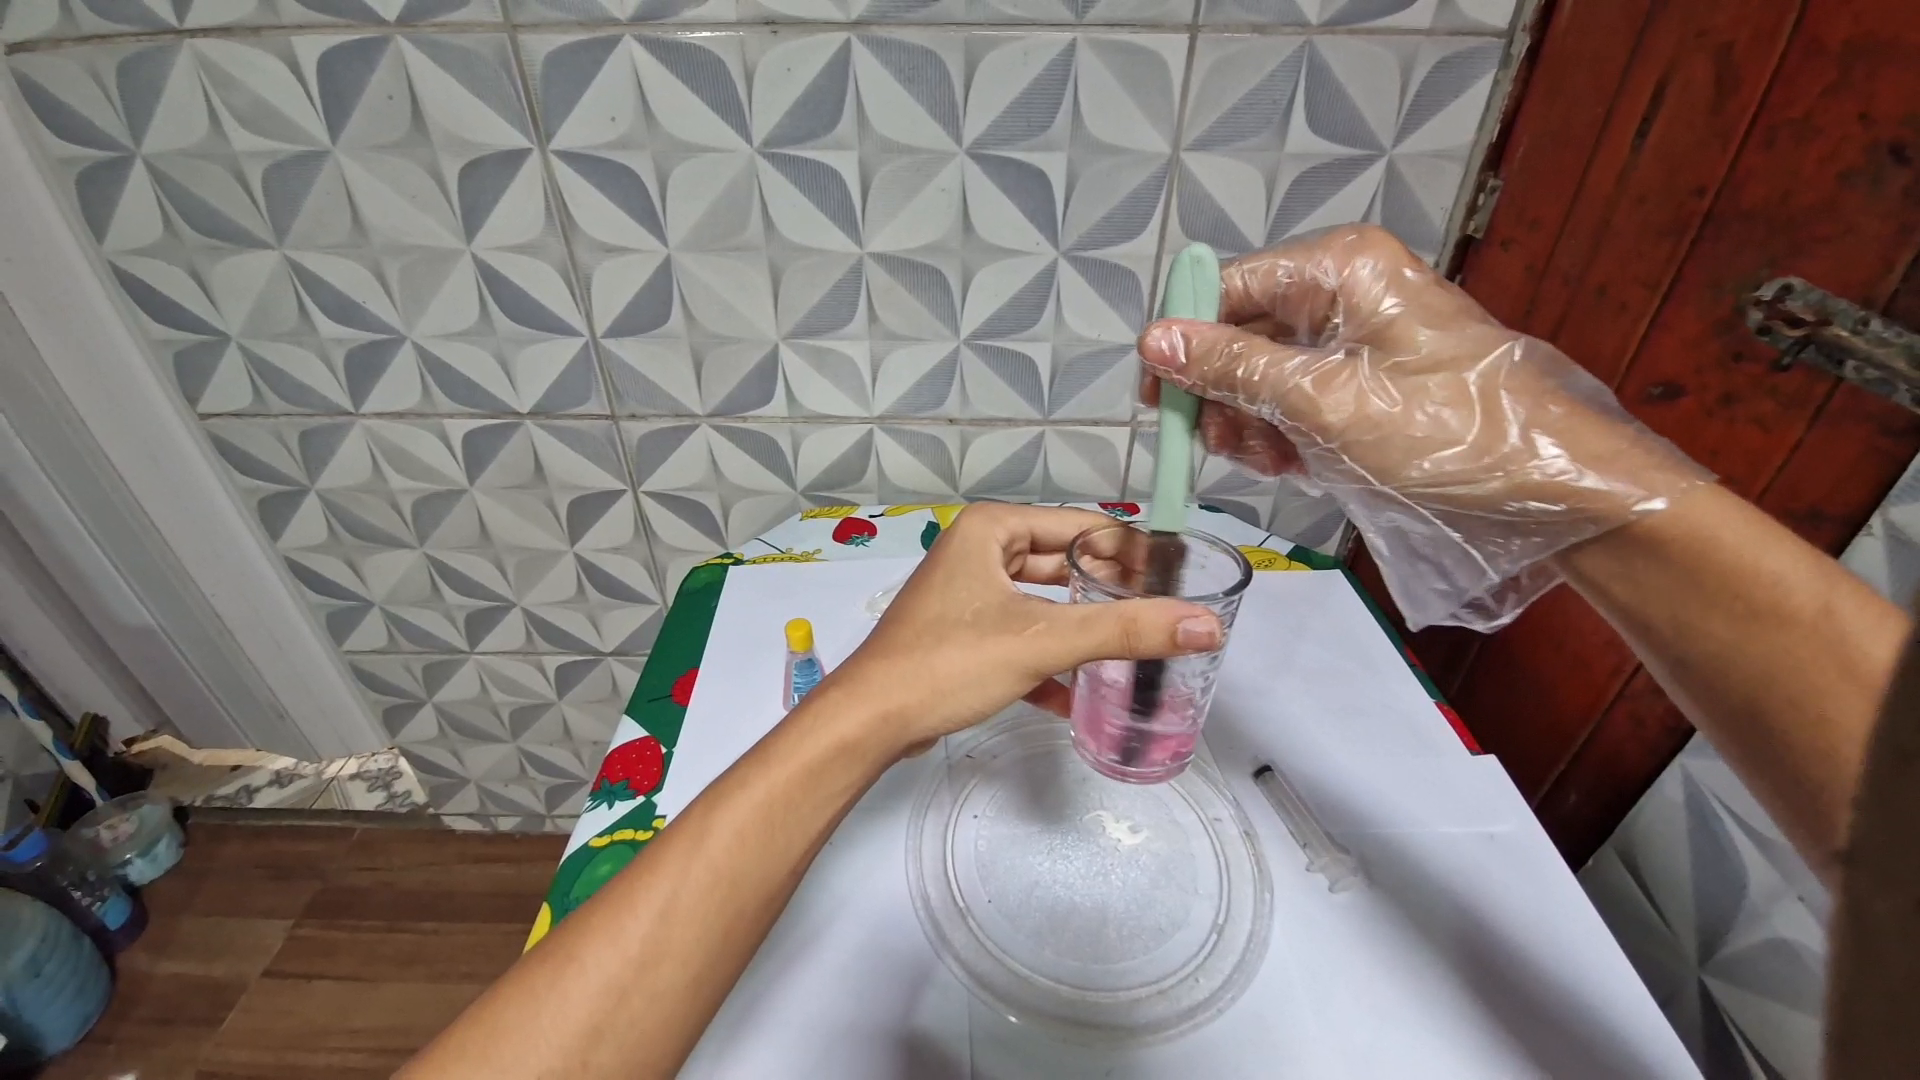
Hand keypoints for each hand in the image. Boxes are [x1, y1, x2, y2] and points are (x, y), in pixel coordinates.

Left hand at [819, 503, 1221, 755]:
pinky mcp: (960, 634)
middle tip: (1161, 620)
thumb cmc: (949, 662)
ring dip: (1078, 633)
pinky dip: (1045, 662)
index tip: (1178, 581)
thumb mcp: (1042, 641)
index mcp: (991, 530)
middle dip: (1107, 596)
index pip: (1080, 527)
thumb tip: (1205, 624)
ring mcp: (966, 594)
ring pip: (1040, 605)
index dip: (1131, 553)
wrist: (870, 720)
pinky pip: (1017, 637)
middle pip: (1061, 565)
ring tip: (1131, 656)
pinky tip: (1076, 697)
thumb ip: (1125, 631)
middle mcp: (977, 551)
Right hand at [1138, 225, 1705, 629]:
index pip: (1228, 289)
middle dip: (1221, 393)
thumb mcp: (1324, 401)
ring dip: (1247, 422)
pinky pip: (1292, 400)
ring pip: (1260, 374)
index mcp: (1339, 270)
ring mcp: (1353, 340)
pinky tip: (1290, 463)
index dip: (1184, 342)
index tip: (1158, 400)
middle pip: (1240, 334)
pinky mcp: (1361, 383)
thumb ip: (1233, 368)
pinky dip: (1278, 435)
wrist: (1555, 489)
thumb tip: (1152, 339)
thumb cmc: (1446, 432)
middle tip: (1218, 444)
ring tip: (1266, 460)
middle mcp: (1342, 292)